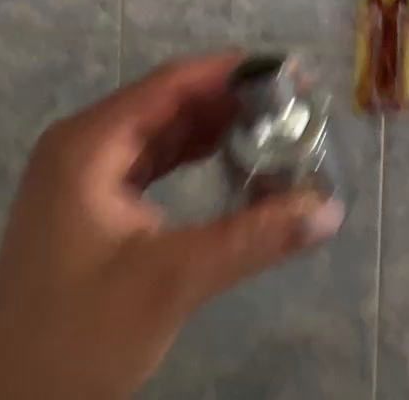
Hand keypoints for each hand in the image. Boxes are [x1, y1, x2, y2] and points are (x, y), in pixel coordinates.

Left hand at [0, 55, 345, 399]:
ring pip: (162, 133)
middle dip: (231, 102)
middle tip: (295, 106)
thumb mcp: (173, 281)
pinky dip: (193, 160)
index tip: (292, 73)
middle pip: (169, 103)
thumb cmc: (79, 336)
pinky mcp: (89, 205)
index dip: (234, 72)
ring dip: (215, 130)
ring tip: (277, 129)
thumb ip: (254, 238)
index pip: (172, 84)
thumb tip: (330, 209)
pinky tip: (234, 164)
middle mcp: (82, 145)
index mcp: (88, 144)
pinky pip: (151, 163)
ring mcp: (81, 176)